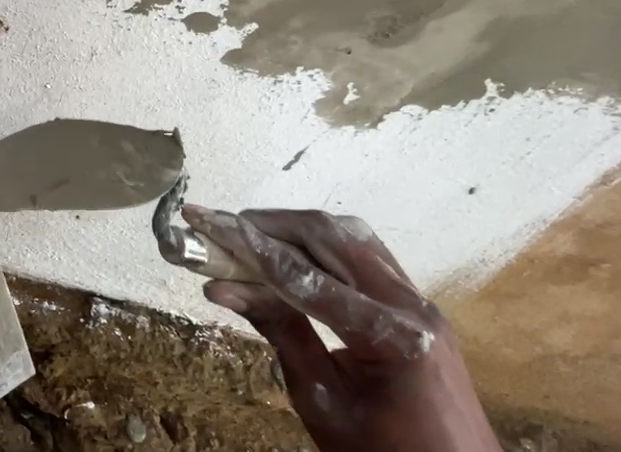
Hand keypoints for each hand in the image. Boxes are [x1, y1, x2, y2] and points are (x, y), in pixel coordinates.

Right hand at [183, 207, 499, 451]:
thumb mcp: (322, 401)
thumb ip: (279, 333)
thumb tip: (219, 287)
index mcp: (392, 337)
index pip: (301, 274)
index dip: (244, 244)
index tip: (201, 219)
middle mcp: (412, 308)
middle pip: (329, 236)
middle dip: (268, 225)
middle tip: (219, 227)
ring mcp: (419, 304)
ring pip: (348, 237)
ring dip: (294, 230)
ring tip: (249, 239)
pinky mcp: (417, 308)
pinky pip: (362, 257)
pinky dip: (318, 247)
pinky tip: (288, 259)